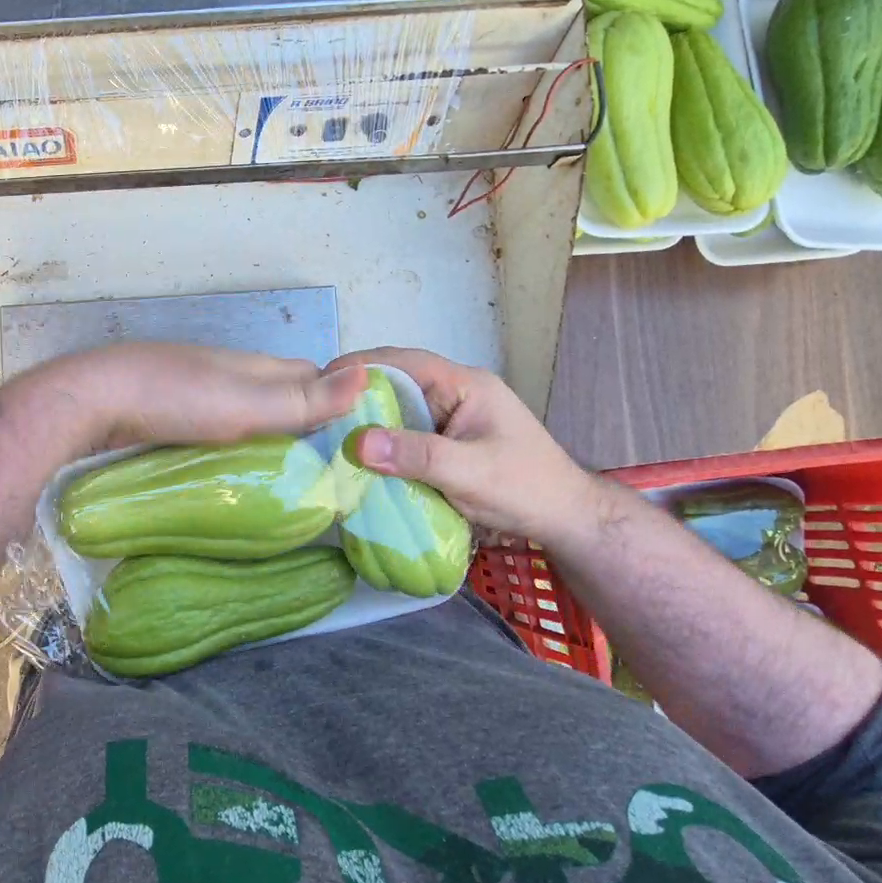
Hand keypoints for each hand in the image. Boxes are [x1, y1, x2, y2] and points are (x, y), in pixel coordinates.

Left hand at [46, 343, 369, 450]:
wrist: (94, 402)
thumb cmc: (176, 399)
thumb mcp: (248, 402)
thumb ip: (304, 397)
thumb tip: (368, 375)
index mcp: (254, 366)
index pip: (311, 377)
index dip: (336, 403)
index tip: (358, 442)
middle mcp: (227, 375)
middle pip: (278, 396)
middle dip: (304, 425)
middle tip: (326, 475)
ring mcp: (193, 396)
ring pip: (244, 416)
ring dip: (266, 440)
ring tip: (286, 483)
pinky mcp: (166, 419)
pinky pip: (213, 432)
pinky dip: (231, 449)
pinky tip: (233, 475)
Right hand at [325, 347, 601, 547]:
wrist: (567, 521)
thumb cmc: (525, 489)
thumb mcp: (469, 472)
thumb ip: (416, 455)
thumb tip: (357, 441)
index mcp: (465, 385)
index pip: (404, 361)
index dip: (361, 366)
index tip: (320, 380)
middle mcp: (455, 394)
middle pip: (396, 384)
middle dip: (356, 396)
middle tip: (314, 413)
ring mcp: (451, 419)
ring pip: (398, 410)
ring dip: (367, 422)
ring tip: (325, 434)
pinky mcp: (447, 443)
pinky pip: (405, 435)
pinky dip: (381, 444)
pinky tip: (358, 458)